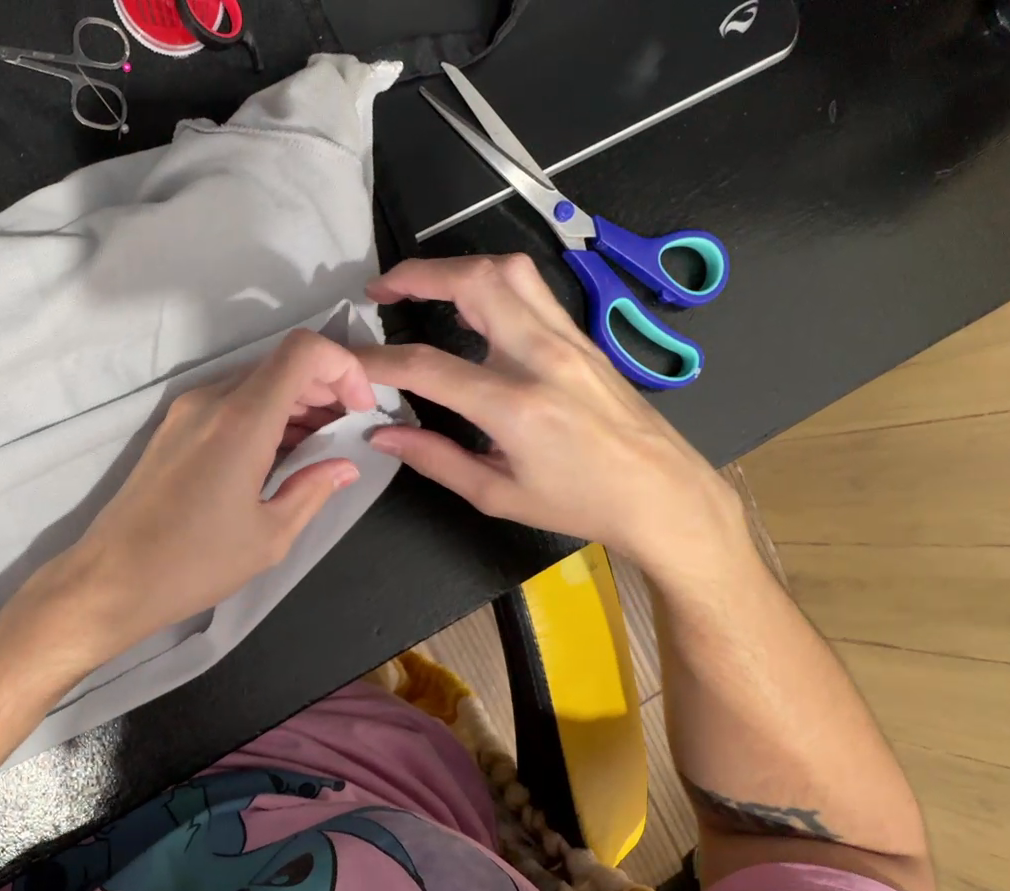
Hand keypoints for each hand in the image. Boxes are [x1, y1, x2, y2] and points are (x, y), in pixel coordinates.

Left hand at [40, 329, 376, 655]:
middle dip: (323, 387)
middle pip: (280, 364)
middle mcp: (210, 401)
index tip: (360, 408)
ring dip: (293, 402)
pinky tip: (277, 452)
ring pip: (254, 381)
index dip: (343, 368)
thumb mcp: (268, 536)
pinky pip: (228, 402)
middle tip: (346, 429)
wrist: (112, 578)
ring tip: (318, 445)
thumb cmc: (194, 563)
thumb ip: (313, 490)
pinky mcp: (171, 429)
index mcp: (241, 420)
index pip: (303, 351)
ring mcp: (185, 412)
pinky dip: (262, 414)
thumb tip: (344, 467)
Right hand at [361, 256, 744, 584]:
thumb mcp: (496, 494)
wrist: (662, 493)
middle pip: (475, 282)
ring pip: (508, 270)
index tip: (347, 361)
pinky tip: (468, 305)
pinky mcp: (582, 336)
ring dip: (456, 268)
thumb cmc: (578, 503)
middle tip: (379, 291)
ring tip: (421, 286)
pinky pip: (531, 290)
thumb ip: (434, 458)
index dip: (376, 361)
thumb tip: (381, 433)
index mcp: (516, 406)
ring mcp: (568, 338)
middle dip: (417, 275)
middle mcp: (542, 357)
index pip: (428, 366)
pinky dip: (489, 282)